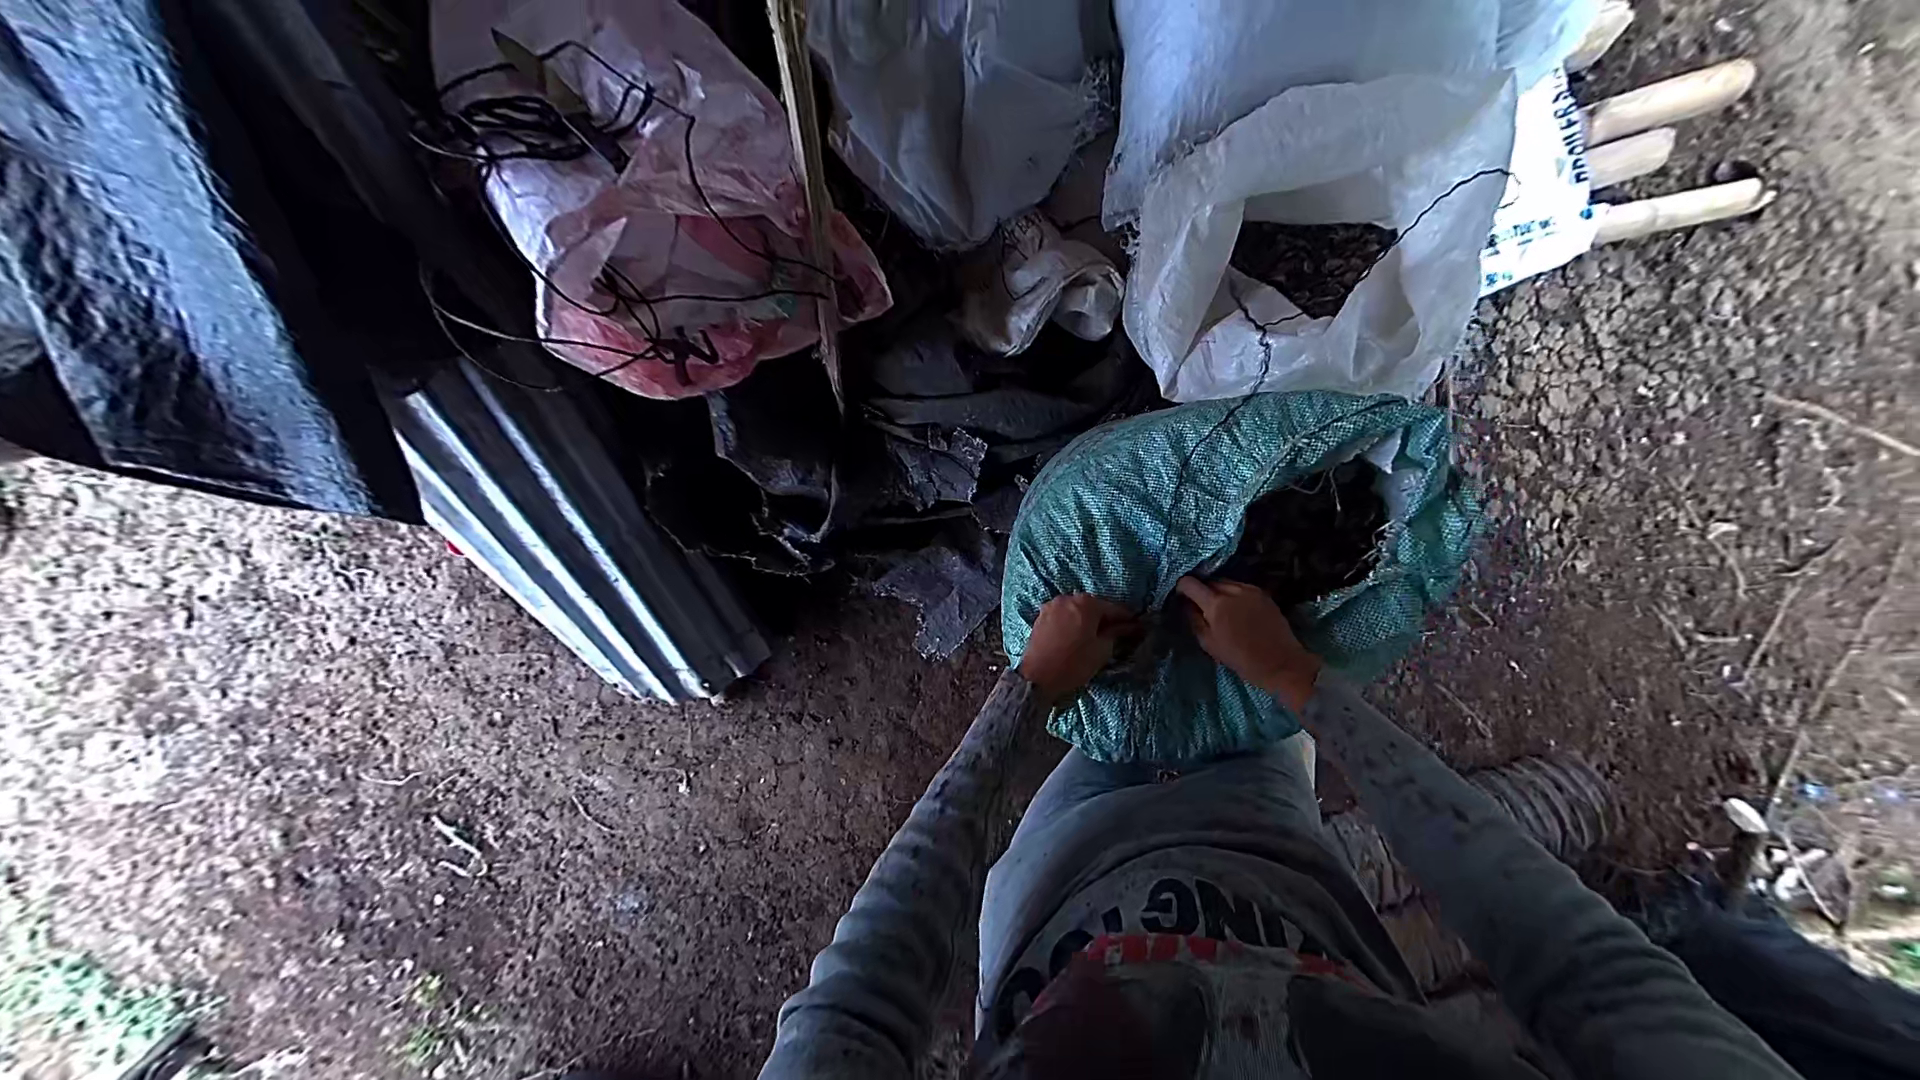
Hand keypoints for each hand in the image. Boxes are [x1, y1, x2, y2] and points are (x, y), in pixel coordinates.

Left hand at [1018, 595, 1140, 705]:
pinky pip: (1064, 616)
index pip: (1114, 609)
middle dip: (1106, 618)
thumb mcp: (1102, 650)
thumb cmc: (1073, 663)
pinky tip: (1078, 636)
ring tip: (1097, 636)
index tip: (1138, 627)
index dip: (1128, 619)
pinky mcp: (1041, 617)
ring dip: (1088, 620)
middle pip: (1094, 606)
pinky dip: (1073, 622)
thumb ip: (1116, 633)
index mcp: (1086, 603)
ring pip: (1077, 610)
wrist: (1038, 677)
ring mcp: (1052, 606)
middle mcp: (1068, 598)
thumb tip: (1129, 626)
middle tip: (1118, 633)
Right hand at [1175, 576, 1322, 712]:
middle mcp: (1232, 590)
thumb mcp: (1208, 643)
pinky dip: (1233, 594)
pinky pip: (1240, 587)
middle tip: (1200, 606)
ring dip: (1217, 591)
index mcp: (1216, 604)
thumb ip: (1193, 619)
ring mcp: (1250, 589)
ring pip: (1225, 582)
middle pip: (1208, 581)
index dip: (1182, 588)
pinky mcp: (1263, 593)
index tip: (1182, 597)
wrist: (1280, 662)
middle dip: (1201, 590)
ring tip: (1219, 608)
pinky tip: (1236, 609)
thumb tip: (1185, 603)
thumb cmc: (1240, 657)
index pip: (1190, 583)